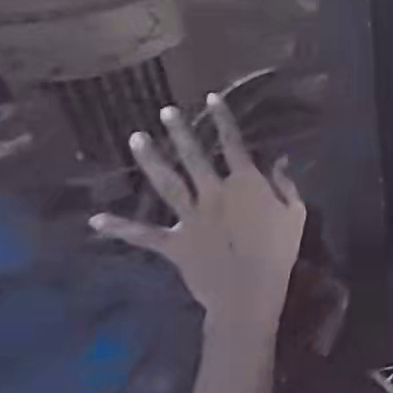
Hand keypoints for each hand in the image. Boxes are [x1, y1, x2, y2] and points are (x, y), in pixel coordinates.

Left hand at [91, 93, 305, 331]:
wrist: (249, 294)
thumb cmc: (279, 251)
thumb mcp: (296, 213)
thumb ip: (285, 185)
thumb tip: (278, 161)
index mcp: (245, 183)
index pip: (234, 143)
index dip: (223, 119)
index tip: (211, 98)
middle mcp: (214, 192)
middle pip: (194, 156)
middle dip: (181, 131)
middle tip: (166, 111)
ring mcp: (191, 217)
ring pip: (167, 183)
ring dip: (151, 160)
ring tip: (136, 137)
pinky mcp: (174, 243)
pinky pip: (144, 235)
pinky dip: (120, 228)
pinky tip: (96, 219)